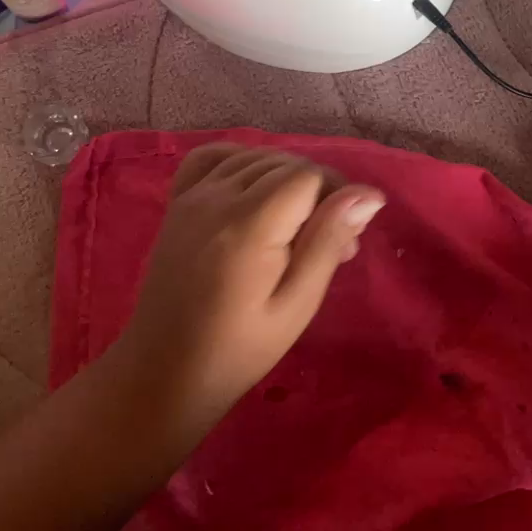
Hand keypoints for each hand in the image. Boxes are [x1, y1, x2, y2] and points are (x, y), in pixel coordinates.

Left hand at [114, 144, 384, 430]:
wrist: (164, 373)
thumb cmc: (239, 350)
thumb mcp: (296, 305)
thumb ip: (328, 241)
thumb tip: (367, 195)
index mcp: (249, 224)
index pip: (308, 174)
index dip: (337, 196)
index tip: (347, 240)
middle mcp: (218, 198)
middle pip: (285, 162)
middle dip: (318, 190)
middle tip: (332, 243)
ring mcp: (193, 197)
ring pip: (255, 157)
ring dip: (286, 178)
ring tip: (299, 224)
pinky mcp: (177, 203)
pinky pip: (213, 157)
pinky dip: (241, 160)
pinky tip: (255, 187)